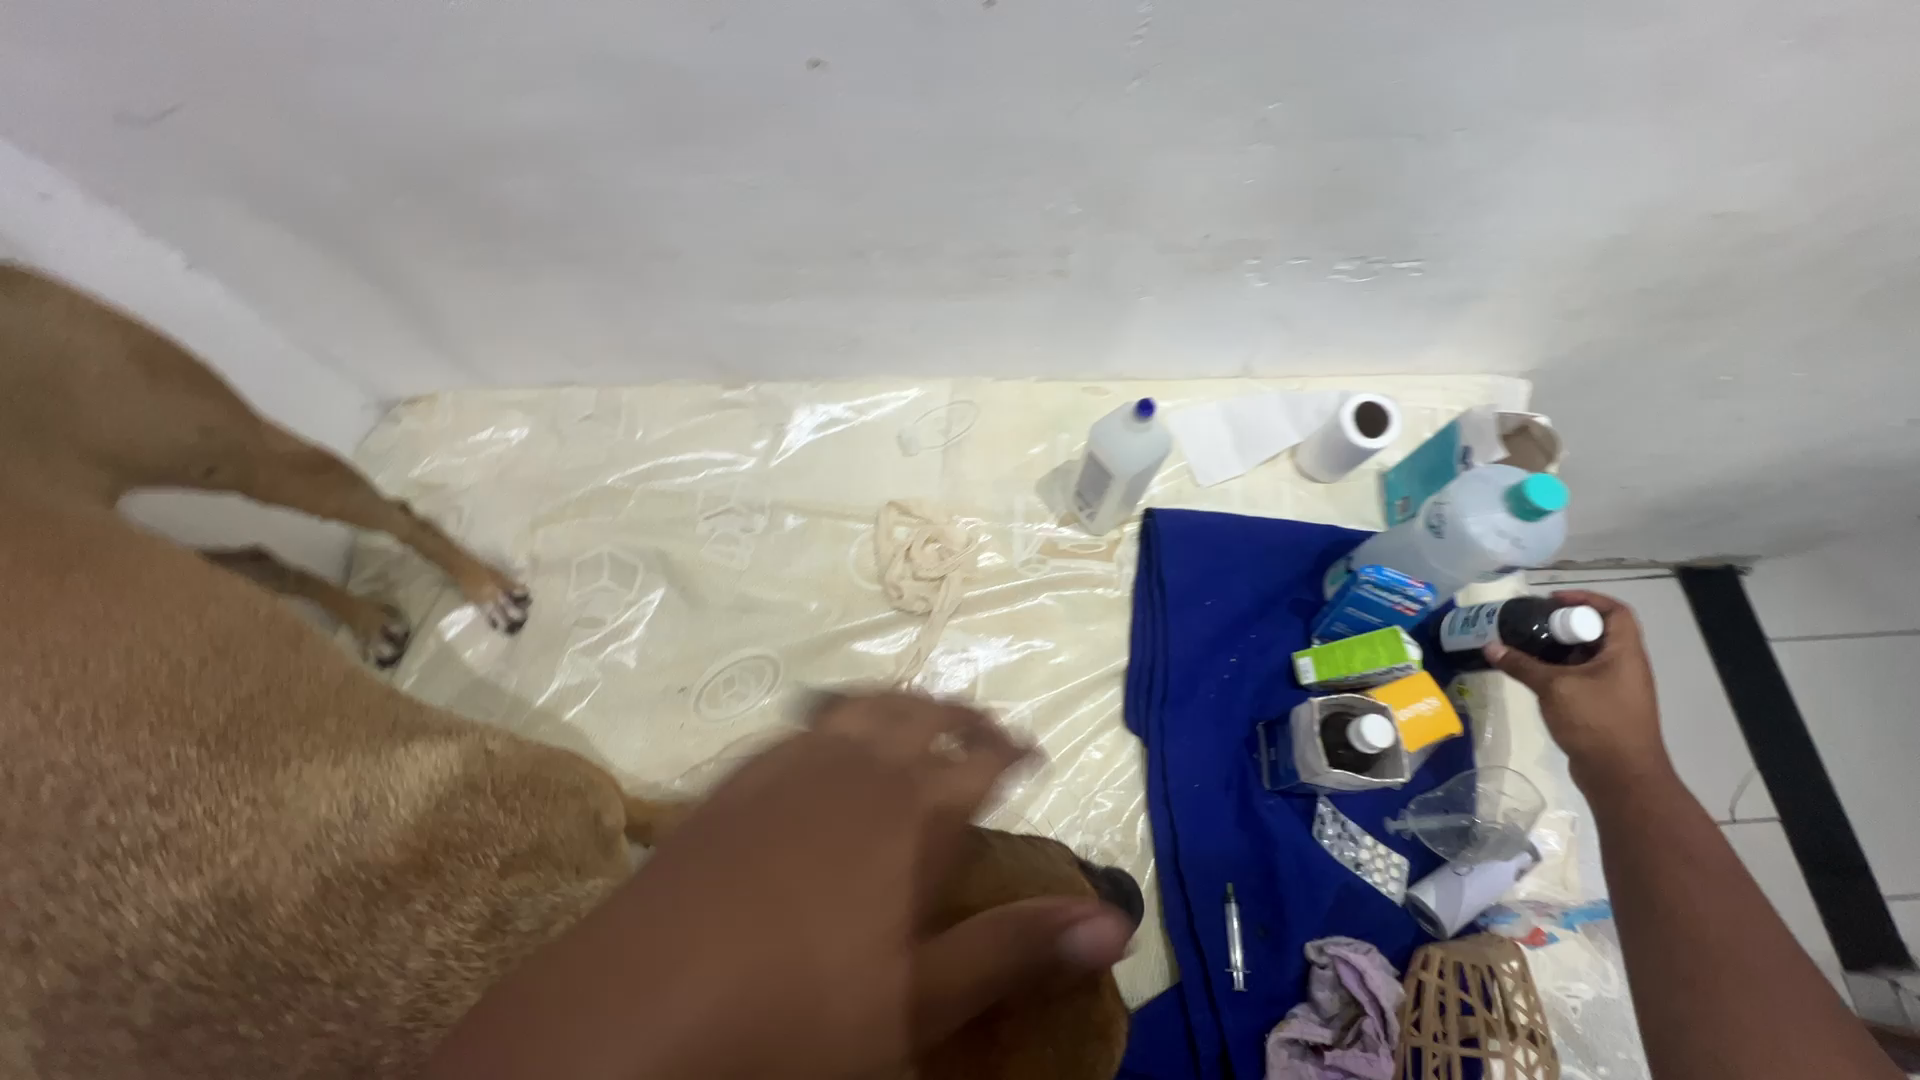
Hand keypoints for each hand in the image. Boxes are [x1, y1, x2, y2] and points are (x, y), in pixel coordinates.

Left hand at [426, 691, 1133, 1079]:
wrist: (634, 1008)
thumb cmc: (793, 1016)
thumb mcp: (917, 1001)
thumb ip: (1012, 949)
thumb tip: (1116, 919)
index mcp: (908, 813)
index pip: (979, 760)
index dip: (1011, 751)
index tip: (1033, 754)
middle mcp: (854, 767)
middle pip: (924, 715)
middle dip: (963, 714)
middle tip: (987, 724)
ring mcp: (789, 764)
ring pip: (863, 706)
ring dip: (903, 702)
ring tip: (920, 711)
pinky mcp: (735, 776)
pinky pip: (801, 723)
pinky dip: (834, 715)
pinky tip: (828, 736)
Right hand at [1483, 590, 1672, 791]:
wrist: (1621, 774)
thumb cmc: (1596, 722)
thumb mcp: (1554, 688)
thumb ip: (1522, 665)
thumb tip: (1490, 646)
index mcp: (1624, 654)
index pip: (1615, 612)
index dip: (1586, 598)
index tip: (1551, 600)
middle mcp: (1624, 665)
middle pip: (1597, 631)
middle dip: (1562, 623)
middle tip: (1528, 622)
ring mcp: (1614, 686)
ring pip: (1585, 655)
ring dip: (1556, 648)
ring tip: (1523, 645)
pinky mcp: (1602, 704)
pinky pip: (1579, 675)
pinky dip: (1557, 669)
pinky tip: (1531, 673)